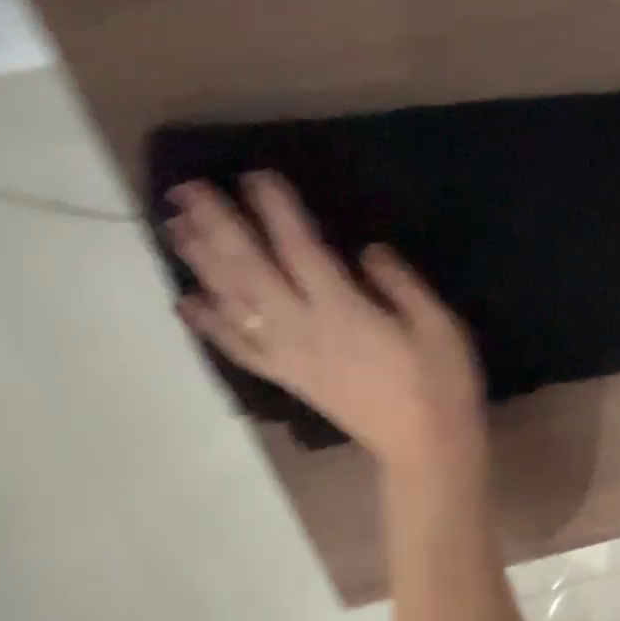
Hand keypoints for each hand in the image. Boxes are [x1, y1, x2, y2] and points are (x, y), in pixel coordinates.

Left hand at [167, 172, 485, 472]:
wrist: (425, 444)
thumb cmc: (442, 382)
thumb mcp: (439, 326)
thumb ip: (401, 285)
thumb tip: (367, 252)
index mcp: (343, 310)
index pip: (300, 249)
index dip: (277, 211)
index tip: (257, 176)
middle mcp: (302, 327)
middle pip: (249, 268)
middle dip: (218, 225)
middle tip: (187, 189)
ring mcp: (287, 354)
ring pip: (232, 300)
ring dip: (202, 261)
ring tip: (177, 226)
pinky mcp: (288, 376)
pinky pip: (236, 346)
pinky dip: (207, 322)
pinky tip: (188, 299)